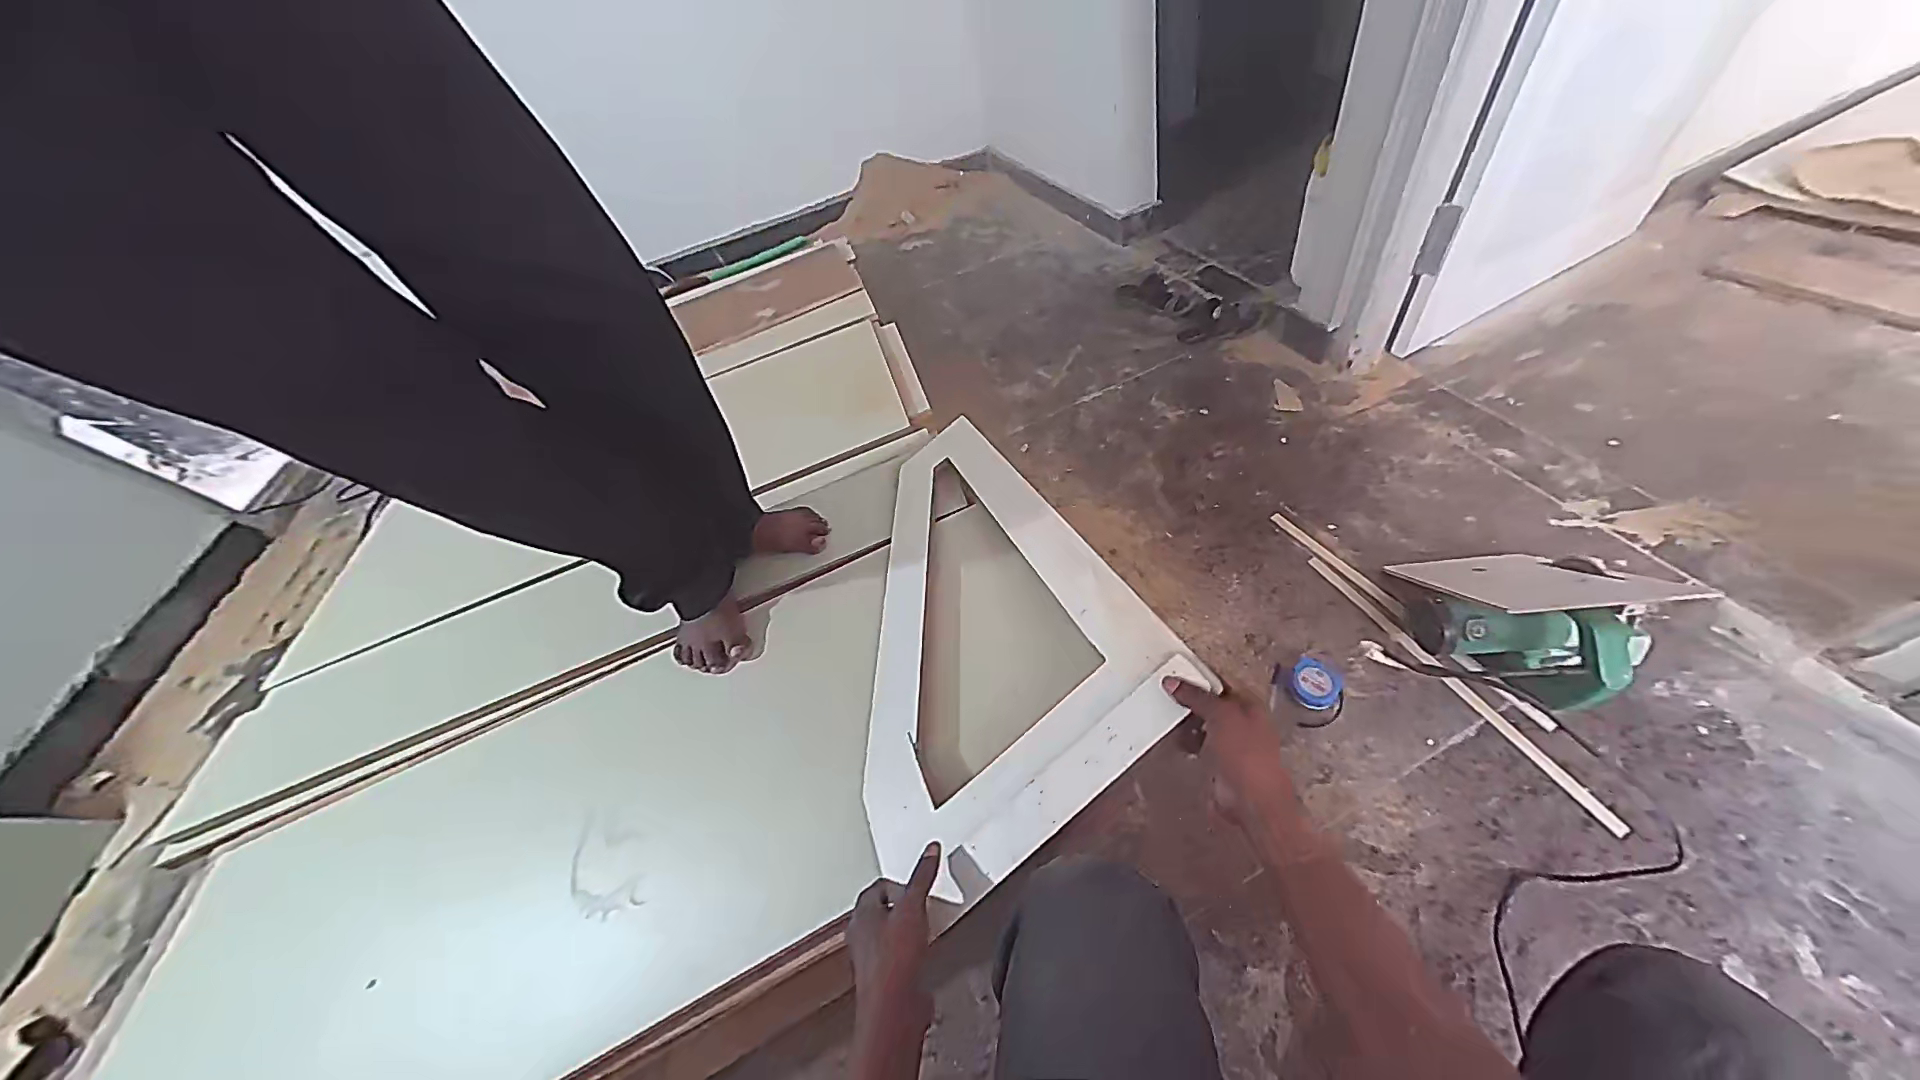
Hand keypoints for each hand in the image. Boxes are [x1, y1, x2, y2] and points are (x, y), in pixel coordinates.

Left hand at [850, 842, 941, 1062]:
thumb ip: (922, 877)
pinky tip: (924, 953)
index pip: (877, 887)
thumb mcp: (913, 906)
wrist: (895, 1009)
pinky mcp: (886, 979)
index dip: (898, 883)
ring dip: (907, 929)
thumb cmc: (893, 961)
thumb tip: (930, 851)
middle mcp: (863, 936)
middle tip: (920, 901)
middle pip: (882, 910)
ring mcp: (873, 959)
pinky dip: (911, 951)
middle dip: (902, 905)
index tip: (917, 881)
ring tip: (925, 925)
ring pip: (890, 934)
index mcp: (862, 914)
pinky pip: (899, 957)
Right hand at [1162, 676, 1299, 813]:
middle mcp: (1241, 721)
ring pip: (1202, 722)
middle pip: (1210, 701)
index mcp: (1249, 705)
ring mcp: (1229, 743)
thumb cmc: (1246, 755)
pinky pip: (1196, 742)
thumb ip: (1197, 696)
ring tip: (1165, 712)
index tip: (1175, 669)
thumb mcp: (1221, 715)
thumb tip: (1173, 682)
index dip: (1199, 674)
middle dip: (1189, 697)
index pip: (1222, 680)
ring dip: (1185, 719)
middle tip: (1166, 690)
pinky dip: (1185, 739)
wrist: (1251, 802)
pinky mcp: (1217, 761)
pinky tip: (1174, 737)